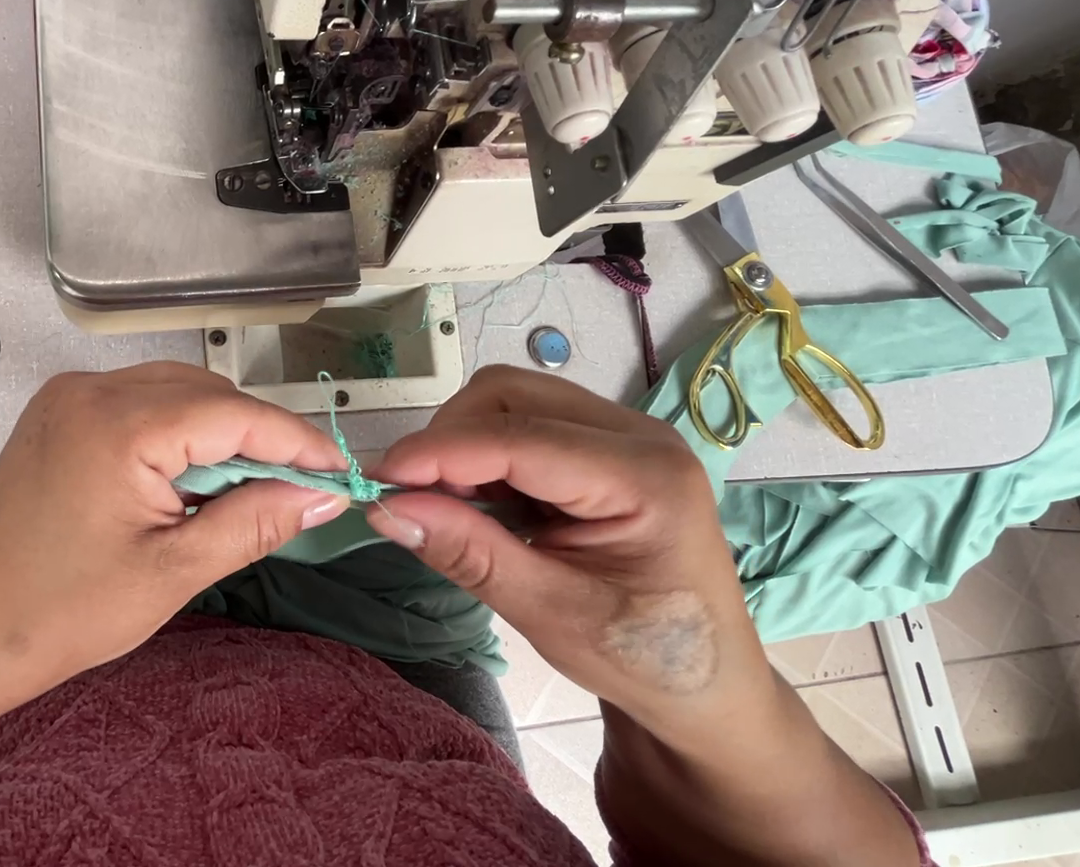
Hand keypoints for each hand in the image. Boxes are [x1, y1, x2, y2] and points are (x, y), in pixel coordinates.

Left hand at [0, 362, 347, 720]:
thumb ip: (254, 520)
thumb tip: (322, 494)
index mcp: (117, 423)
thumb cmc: (61, 614)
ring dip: (218, 433)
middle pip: (204, 393)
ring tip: (245, 489)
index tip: (339, 472)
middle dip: (257, 436)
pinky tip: (189, 477)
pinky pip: (138, 403)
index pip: (233, 412)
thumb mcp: (172, 572)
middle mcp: (90, 388)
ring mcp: (68, 395)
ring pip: (173, 392)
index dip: (295, 440)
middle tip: (297, 489)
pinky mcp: (57, 412)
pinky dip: (176, 432)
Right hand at [363, 365, 774, 734]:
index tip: (375, 481)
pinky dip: (479, 454)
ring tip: (451, 505)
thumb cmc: (641, 658)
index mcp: (645, 478)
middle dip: (448, 439)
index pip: (518, 438)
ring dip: (460, 444)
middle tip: (418, 499)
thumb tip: (384, 508)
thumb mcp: (550, 615)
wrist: (704, 684)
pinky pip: (517, 422)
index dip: (438, 452)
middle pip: (509, 396)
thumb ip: (468, 553)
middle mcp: (636, 435)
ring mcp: (618, 433)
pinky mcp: (597, 444)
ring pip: (507, 401)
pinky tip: (481, 501)